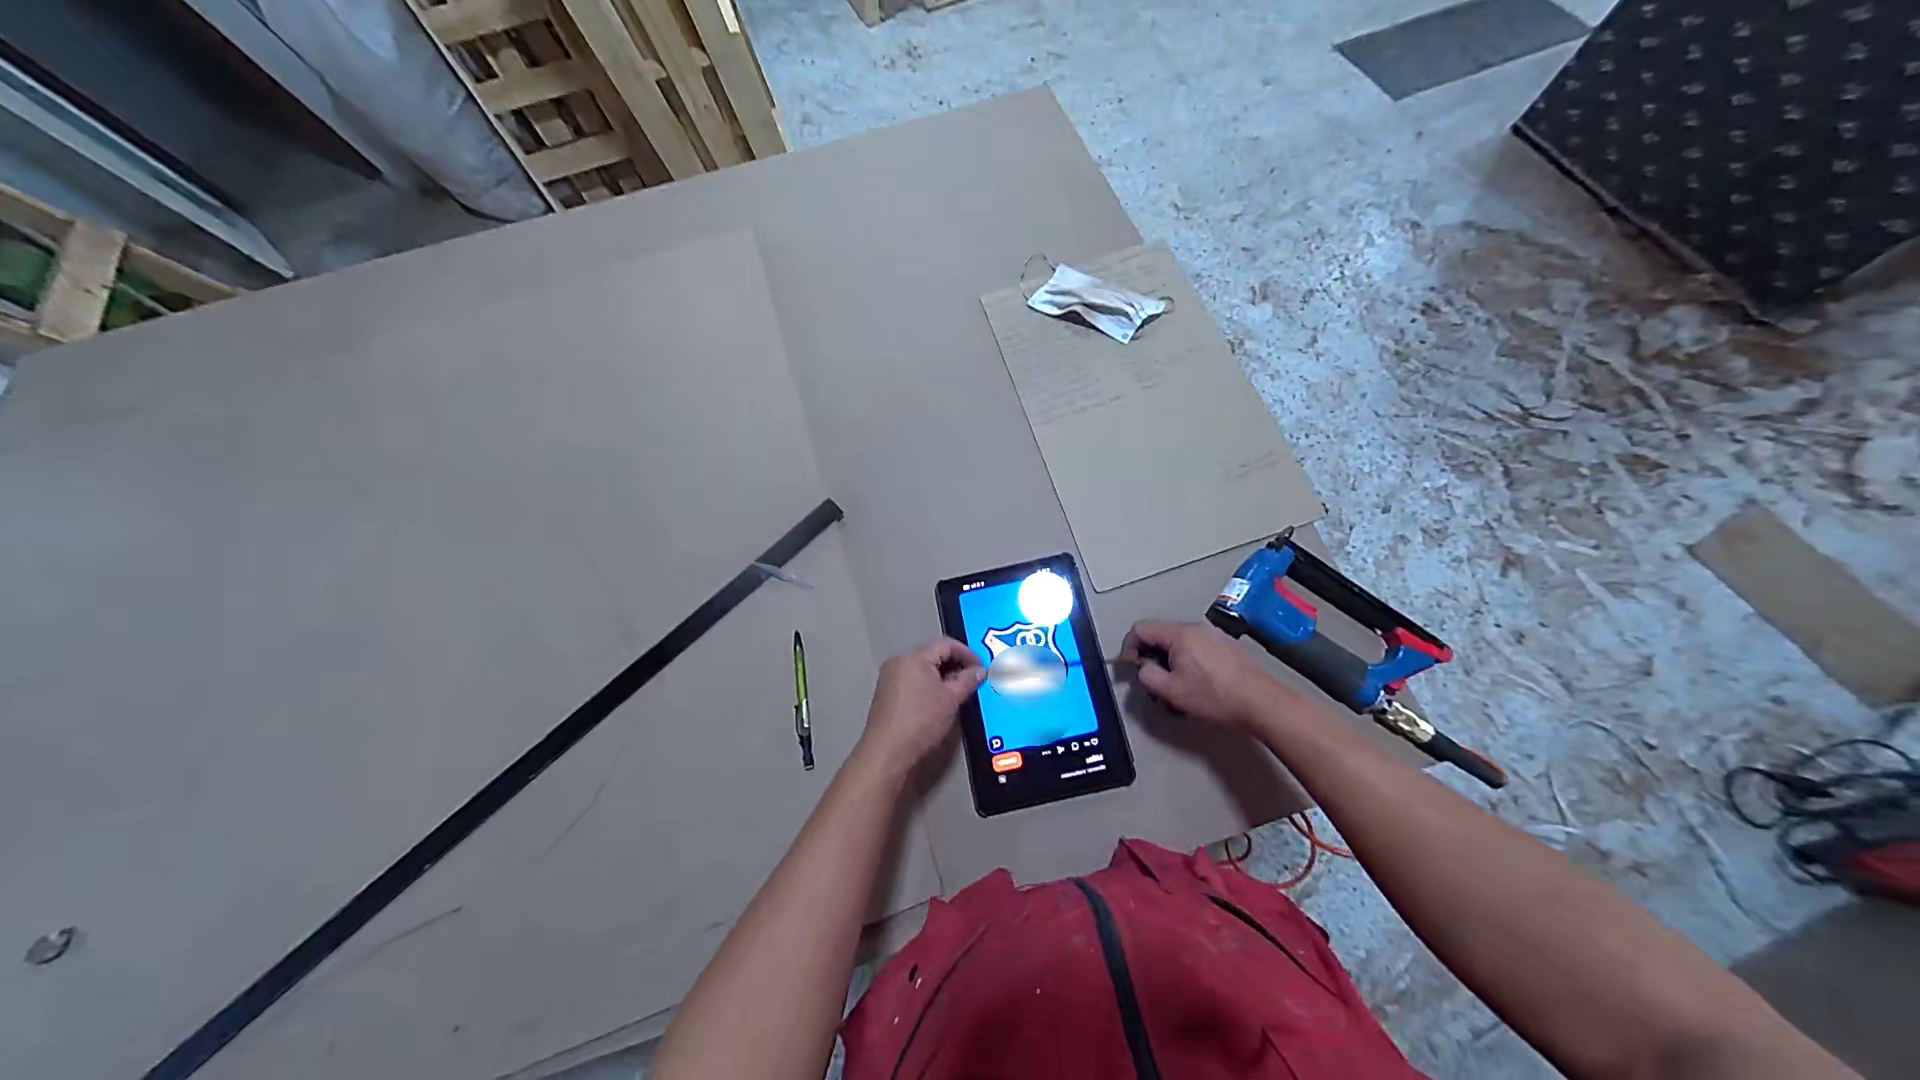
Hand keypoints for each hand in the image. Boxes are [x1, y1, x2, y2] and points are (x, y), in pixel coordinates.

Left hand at [855, 638, 984, 773]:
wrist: (888, 752)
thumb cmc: (919, 722)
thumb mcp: (951, 699)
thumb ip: (968, 680)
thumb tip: (979, 671)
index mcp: (913, 657)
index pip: (945, 644)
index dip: (967, 654)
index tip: (981, 668)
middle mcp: (899, 662)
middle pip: (933, 654)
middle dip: (956, 665)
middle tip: (973, 679)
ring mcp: (890, 677)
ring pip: (924, 668)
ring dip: (944, 676)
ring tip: (959, 692)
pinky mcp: (888, 693)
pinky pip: (914, 680)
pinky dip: (930, 685)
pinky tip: (941, 701)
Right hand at [1117, 620, 1288, 733]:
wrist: (1261, 704)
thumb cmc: (1221, 698)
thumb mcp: (1171, 692)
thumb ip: (1147, 676)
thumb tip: (1143, 670)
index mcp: (1181, 635)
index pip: (1141, 629)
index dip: (1129, 647)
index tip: (1131, 664)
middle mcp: (1197, 629)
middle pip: (1160, 635)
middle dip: (1151, 657)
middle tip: (1154, 680)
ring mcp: (1213, 636)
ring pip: (1178, 643)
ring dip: (1170, 661)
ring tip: (1177, 686)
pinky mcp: (1225, 647)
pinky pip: (1196, 648)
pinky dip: (1187, 662)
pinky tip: (1196, 685)